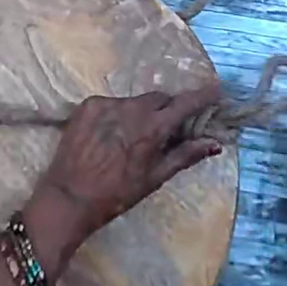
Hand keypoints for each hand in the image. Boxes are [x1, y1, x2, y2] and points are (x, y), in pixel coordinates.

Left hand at [36, 87, 224, 243]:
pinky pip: (111, 103)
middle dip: (168, 109)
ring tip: (133, 138)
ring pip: (134, 101)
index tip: (216, 90)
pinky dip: (117, 114)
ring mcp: (107, 102)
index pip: (184, 104)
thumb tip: (214, 142)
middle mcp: (131, 107)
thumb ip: (184, 155)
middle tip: (170, 127)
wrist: (69, 195)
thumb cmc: (117, 194)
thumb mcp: (155, 178)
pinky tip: (110, 135)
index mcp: (151, 127)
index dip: (202, 96)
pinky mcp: (88, 103)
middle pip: (159, 99)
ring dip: (140, 113)